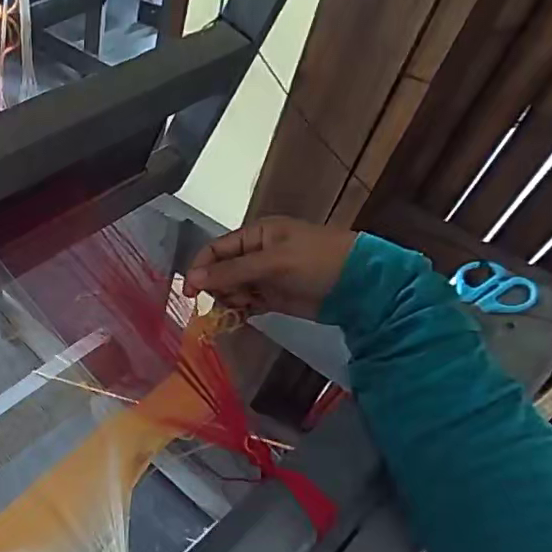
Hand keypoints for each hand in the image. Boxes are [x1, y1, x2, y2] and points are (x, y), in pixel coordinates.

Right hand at [182, 217, 358, 319]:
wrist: (362, 286)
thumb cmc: (317, 262)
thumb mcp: (272, 263)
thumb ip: (231, 272)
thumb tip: (192, 280)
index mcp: (255, 235)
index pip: (215, 250)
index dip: (199, 269)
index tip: (189, 292)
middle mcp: (256, 254)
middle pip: (220, 271)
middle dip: (217, 287)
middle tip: (228, 300)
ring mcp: (265, 276)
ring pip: (231, 289)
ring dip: (229, 300)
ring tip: (244, 306)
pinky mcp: (273, 297)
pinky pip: (246, 304)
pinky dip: (240, 311)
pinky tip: (242, 316)